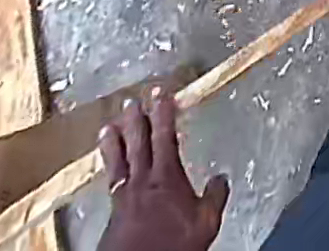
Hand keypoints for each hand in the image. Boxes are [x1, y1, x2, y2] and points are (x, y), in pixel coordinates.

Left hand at [97, 90, 227, 250]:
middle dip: (135, 121)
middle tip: (131, 101)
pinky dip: (111, 168)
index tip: (161, 92)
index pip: (163, 136)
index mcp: (165, 177)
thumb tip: (221, 176)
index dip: (163, 113)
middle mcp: (141, 183)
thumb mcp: (205, 223)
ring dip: (114, 144)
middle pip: (137, 145)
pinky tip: (111, 168)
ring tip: (107, 128)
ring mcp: (123, 200)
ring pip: (118, 164)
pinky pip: (112, 183)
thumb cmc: (173, 247)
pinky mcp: (111, 217)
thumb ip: (215, 196)